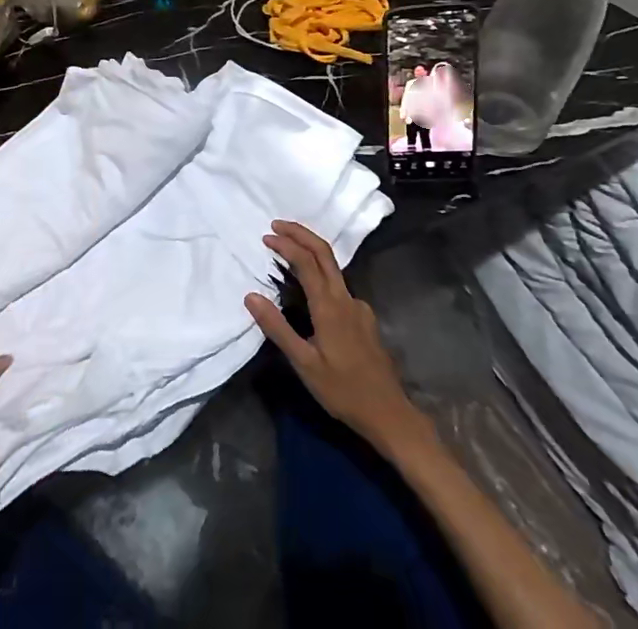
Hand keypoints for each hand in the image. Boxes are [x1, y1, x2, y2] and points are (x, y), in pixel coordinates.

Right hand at [245, 221, 433, 457]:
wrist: (387, 410)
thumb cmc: (341, 390)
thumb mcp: (303, 363)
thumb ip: (277, 328)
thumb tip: (251, 296)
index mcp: (330, 307)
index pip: (307, 262)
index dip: (287, 245)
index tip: (266, 237)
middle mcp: (346, 299)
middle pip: (325, 254)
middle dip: (301, 234)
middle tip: (277, 226)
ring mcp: (359, 307)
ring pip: (333, 269)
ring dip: (311, 252)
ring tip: (286, 252)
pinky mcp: (363, 318)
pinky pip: (338, 287)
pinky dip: (320, 275)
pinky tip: (308, 291)